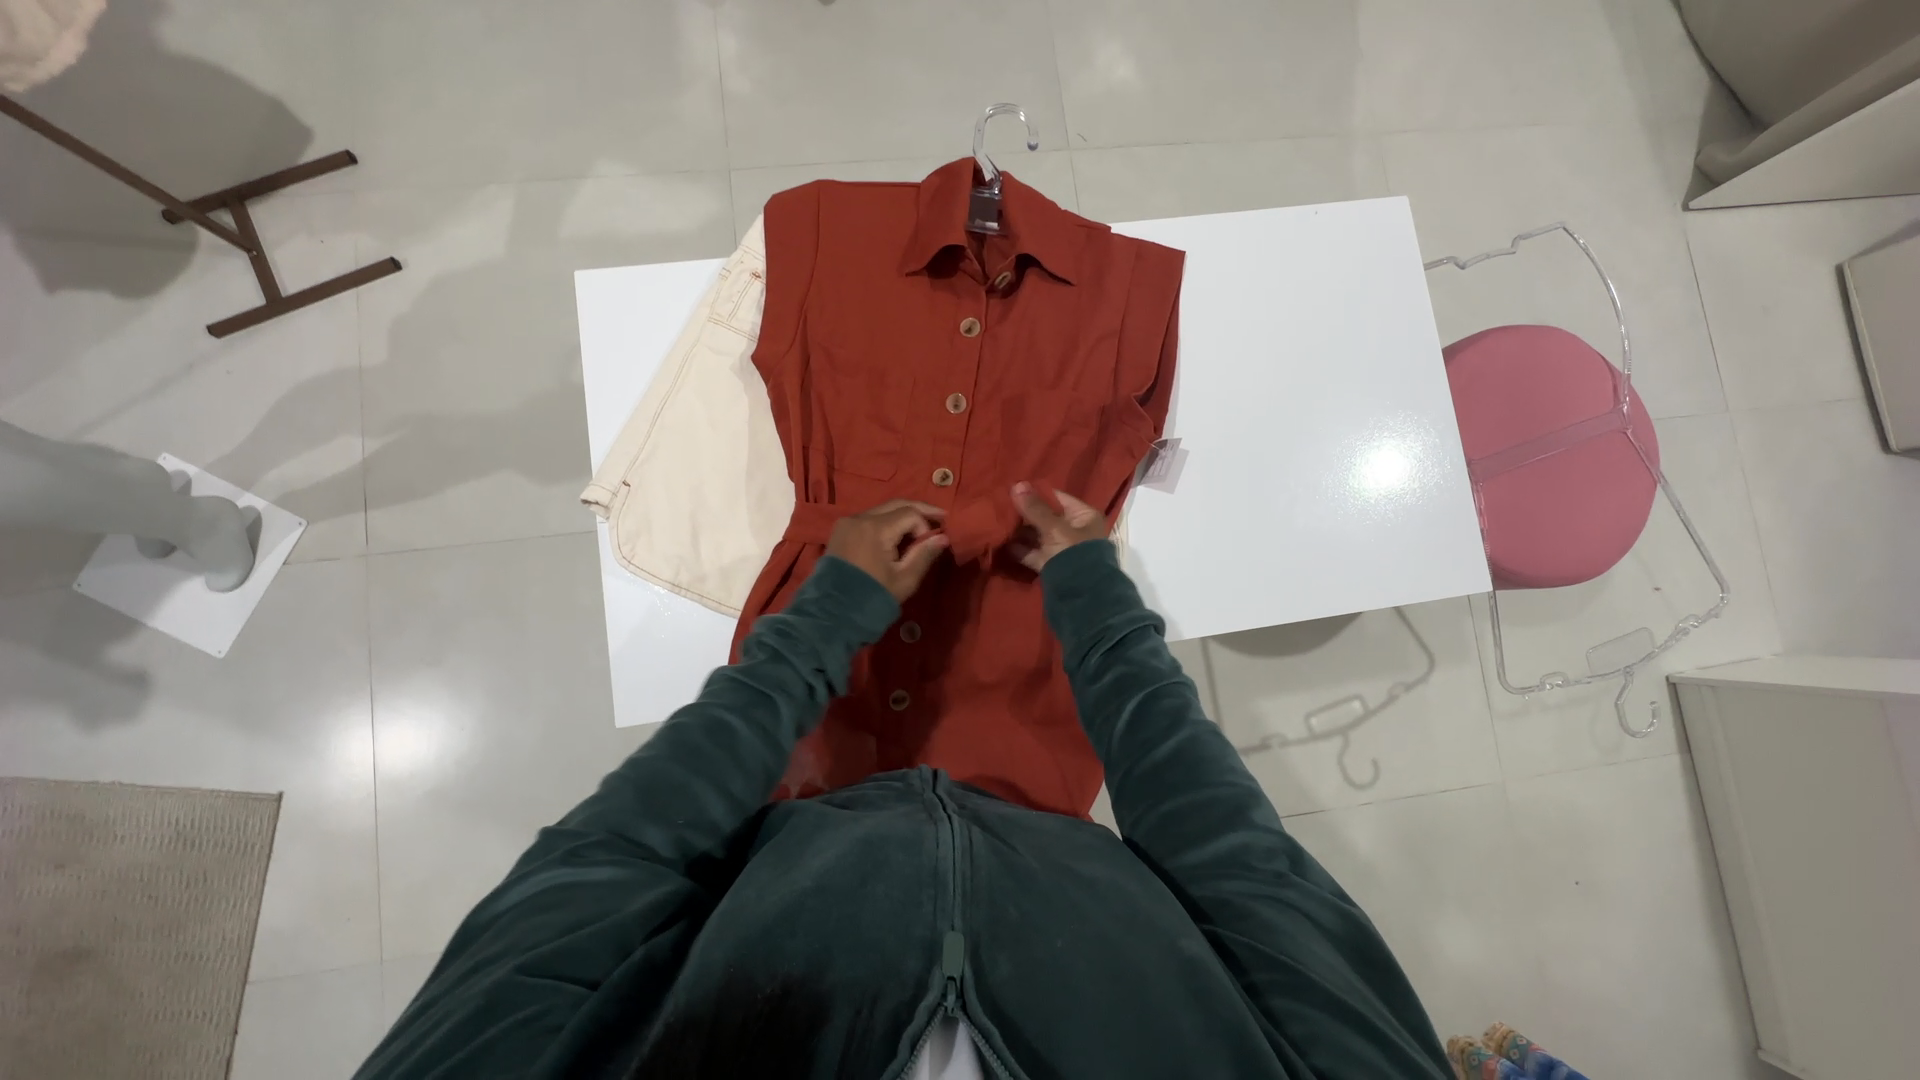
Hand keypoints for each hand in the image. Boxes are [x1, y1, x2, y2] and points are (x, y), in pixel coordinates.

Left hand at [825, 499, 950, 601]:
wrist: (833, 613)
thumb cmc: (872, 597)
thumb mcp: (904, 580)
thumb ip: (924, 555)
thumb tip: (942, 537)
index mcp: (875, 528)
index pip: (910, 514)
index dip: (925, 526)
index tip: (930, 545)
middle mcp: (859, 518)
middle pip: (895, 504)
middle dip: (919, 510)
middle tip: (940, 516)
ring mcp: (847, 523)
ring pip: (881, 510)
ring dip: (901, 516)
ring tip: (920, 527)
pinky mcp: (840, 531)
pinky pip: (868, 519)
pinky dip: (885, 522)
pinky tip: (897, 533)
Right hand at [1008, 482, 1107, 571]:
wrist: (1081, 595)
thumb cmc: (1073, 553)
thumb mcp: (1054, 528)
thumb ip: (1034, 508)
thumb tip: (1017, 485)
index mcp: (1083, 516)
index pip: (1057, 498)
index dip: (1035, 494)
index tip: (1013, 491)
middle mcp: (1075, 530)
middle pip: (1046, 517)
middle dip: (1024, 514)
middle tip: (1001, 507)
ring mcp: (1063, 549)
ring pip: (1038, 536)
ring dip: (1020, 532)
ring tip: (998, 524)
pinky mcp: (1052, 565)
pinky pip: (1034, 553)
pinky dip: (1021, 550)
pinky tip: (1003, 544)